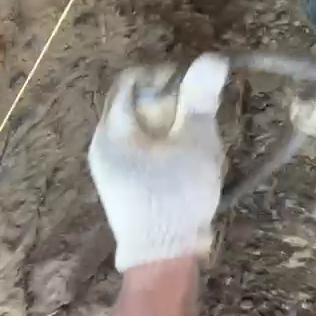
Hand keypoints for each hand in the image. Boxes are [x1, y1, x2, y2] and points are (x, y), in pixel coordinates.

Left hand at [89, 54, 229, 271]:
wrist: (162, 257)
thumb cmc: (177, 194)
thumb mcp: (196, 141)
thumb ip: (201, 98)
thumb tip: (213, 58)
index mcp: (114, 129)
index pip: (131, 80)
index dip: (164, 74)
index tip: (193, 85)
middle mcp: (101, 143)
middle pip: (133, 101)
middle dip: (167, 97)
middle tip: (197, 108)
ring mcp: (107, 166)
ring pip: (136, 125)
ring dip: (166, 119)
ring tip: (194, 131)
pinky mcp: (119, 183)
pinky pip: (136, 145)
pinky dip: (159, 139)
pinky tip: (181, 154)